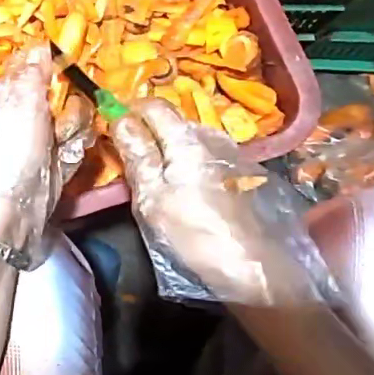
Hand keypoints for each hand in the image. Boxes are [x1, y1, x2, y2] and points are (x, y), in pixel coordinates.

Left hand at [0, 47, 93, 249]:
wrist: (17, 205)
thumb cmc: (14, 149)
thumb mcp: (22, 102)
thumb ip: (33, 73)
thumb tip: (39, 46)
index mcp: (10, 96)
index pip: (33, 68)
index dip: (50, 65)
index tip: (65, 66)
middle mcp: (26, 115)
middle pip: (62, 93)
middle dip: (70, 102)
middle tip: (63, 114)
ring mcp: (43, 139)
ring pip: (75, 118)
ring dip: (76, 128)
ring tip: (64, 143)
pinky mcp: (58, 161)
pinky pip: (79, 144)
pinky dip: (78, 149)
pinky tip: (70, 156)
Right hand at [109, 98, 316, 305]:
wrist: (258, 270)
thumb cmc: (195, 234)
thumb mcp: (152, 198)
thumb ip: (137, 154)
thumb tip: (120, 117)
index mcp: (186, 137)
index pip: (153, 105)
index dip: (130, 111)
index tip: (115, 132)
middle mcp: (212, 135)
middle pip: (173, 120)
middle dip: (150, 132)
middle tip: (134, 163)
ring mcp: (233, 153)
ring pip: (191, 138)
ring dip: (172, 149)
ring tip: (161, 180)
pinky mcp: (244, 173)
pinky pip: (208, 155)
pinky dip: (192, 163)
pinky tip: (190, 190)